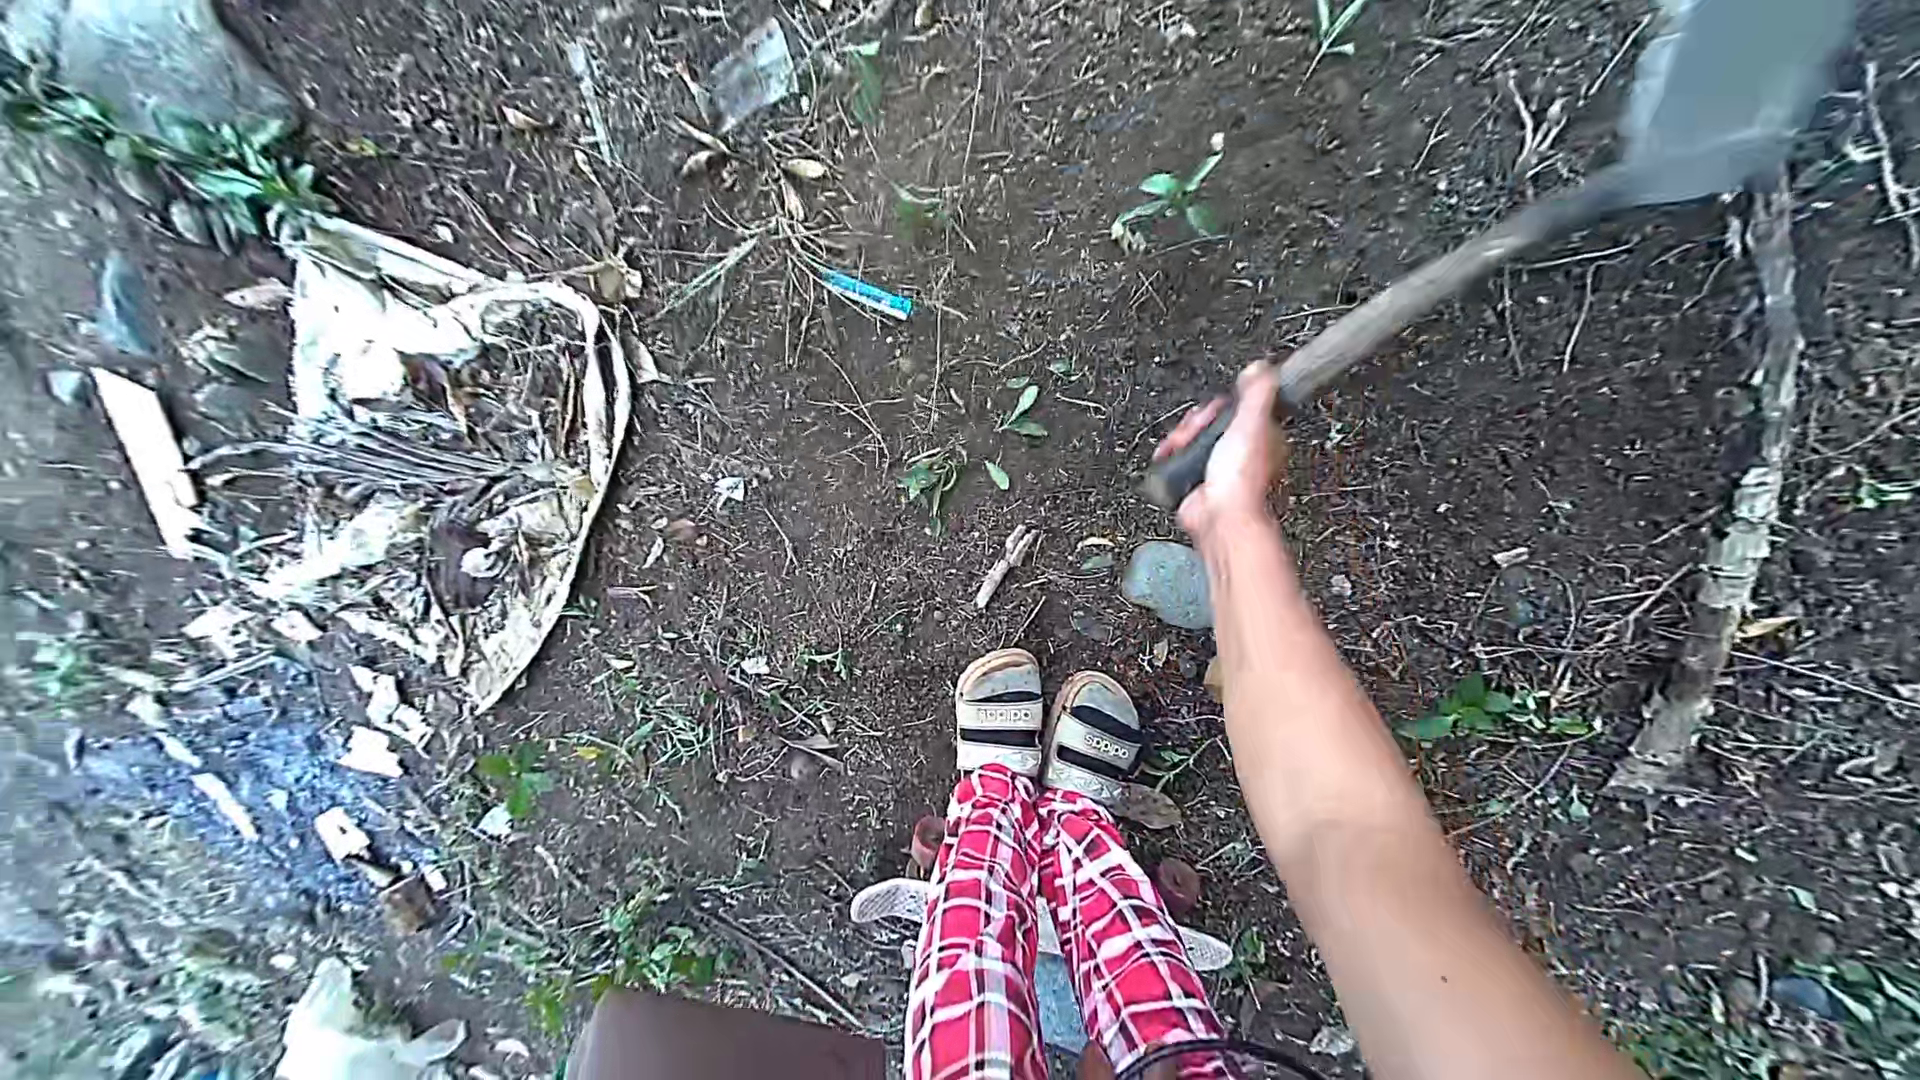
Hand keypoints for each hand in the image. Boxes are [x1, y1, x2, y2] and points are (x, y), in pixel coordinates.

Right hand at [1153, 361, 1287, 541]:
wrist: (1219, 515)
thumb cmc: (1239, 478)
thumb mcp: (1251, 423)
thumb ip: (1256, 393)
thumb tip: (1259, 367)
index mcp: (1257, 436)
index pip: (1233, 409)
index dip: (1216, 408)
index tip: (1210, 413)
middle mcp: (1237, 452)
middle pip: (1206, 424)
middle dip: (1192, 425)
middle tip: (1191, 433)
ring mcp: (1214, 467)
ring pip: (1189, 440)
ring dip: (1177, 440)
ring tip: (1176, 448)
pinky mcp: (1193, 481)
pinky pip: (1176, 461)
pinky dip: (1168, 458)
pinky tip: (1167, 458)